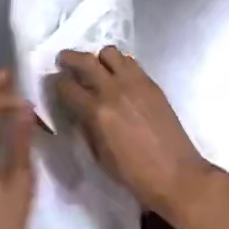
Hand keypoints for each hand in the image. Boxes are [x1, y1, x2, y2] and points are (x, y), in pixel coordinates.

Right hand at [53, 47, 215, 219]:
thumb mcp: (99, 154)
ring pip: (110, 53)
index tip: (54, 84)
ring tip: (95, 67)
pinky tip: (118, 77)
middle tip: (63, 60)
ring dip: (98, 58)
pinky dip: (119, 64)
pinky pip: (130, 62)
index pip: (67, 86)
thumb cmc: (133, 174)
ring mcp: (135, 83)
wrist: (175, 174)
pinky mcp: (151, 83)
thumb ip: (85, 126)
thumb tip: (76, 109)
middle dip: (70, 58)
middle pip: (85, 60)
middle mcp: (114, 90)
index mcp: (97, 112)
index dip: (56, 84)